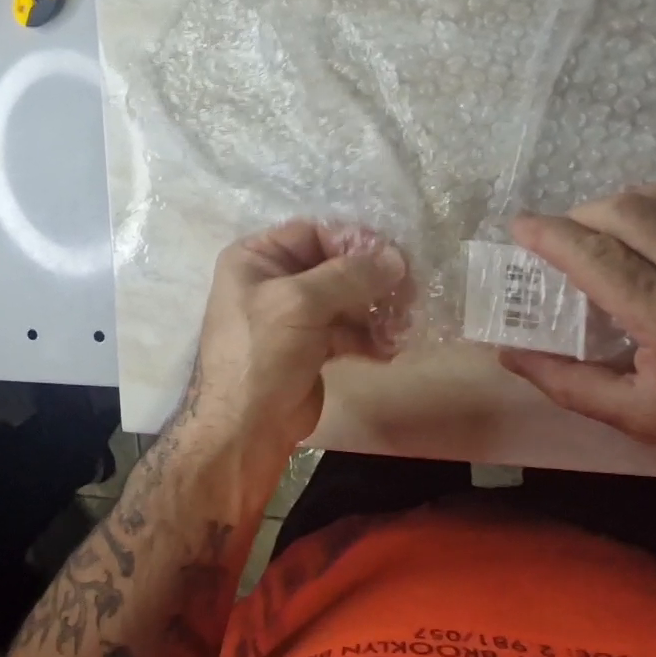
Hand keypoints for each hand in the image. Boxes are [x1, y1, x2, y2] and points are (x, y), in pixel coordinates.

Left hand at [189, 222, 411, 452]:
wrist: (247, 424)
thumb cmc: (262, 352)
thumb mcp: (299, 303)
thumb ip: (347, 276)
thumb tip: (394, 257)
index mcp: (254, 257)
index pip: (311, 232)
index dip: (352, 242)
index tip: (394, 259)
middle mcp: (271, 278)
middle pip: (334, 265)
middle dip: (372, 281)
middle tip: (409, 297)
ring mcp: (292, 313)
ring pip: (347, 298)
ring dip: (378, 311)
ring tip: (401, 330)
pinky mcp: (311, 344)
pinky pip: (349, 329)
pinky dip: (371, 337)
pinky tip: (390, 350)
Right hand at [501, 183, 655, 493]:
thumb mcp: (644, 419)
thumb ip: (566, 382)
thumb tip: (506, 351)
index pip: (594, 255)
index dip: (546, 233)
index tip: (520, 229)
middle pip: (625, 213)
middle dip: (578, 214)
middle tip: (565, 234)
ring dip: (621, 203)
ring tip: (608, 226)